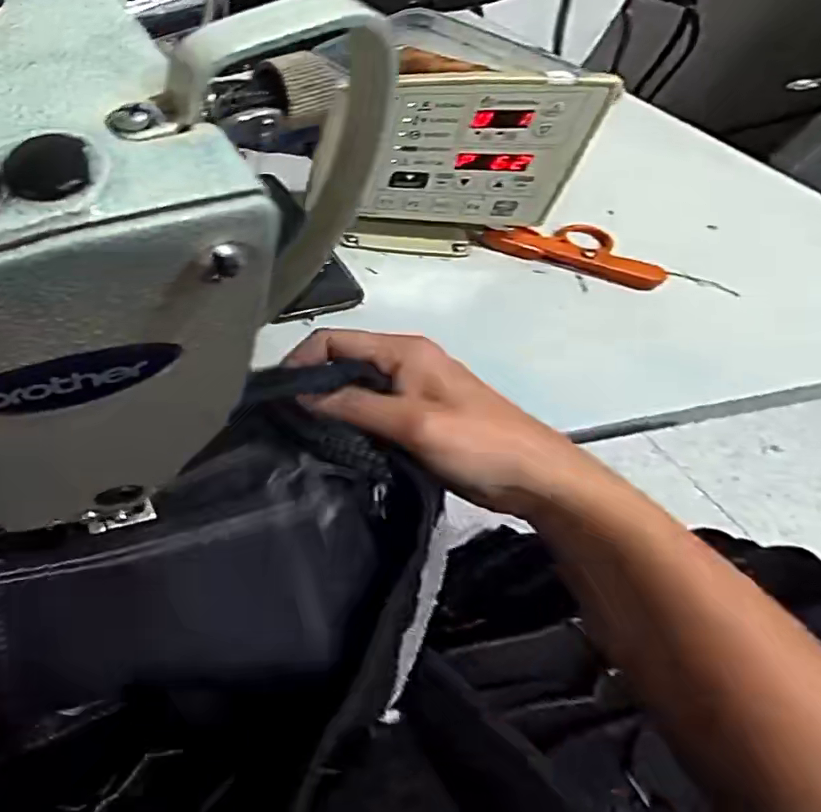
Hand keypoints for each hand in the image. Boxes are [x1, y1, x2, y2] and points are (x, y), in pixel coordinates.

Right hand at [283, 329, 607, 515]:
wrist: (542, 481)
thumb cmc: (480, 443)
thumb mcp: (412, 423)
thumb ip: (353, 406)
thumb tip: (300, 395)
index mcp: (403, 350)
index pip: (333, 339)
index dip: (301, 360)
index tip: (279, 392)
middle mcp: (403, 359)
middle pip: (340, 358)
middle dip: (310, 381)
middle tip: (287, 412)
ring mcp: (410, 385)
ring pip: (352, 383)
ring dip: (328, 400)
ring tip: (305, 426)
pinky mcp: (415, 411)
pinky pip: (368, 404)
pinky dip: (348, 415)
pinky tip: (336, 436)